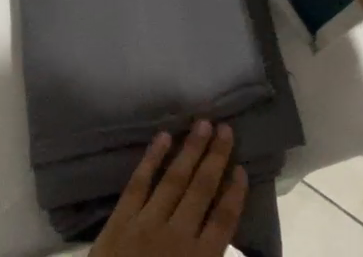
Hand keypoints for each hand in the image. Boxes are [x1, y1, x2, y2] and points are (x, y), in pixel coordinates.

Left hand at [90, 120, 247, 256]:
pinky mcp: (120, 220)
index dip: (235, 194)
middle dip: (215, 158)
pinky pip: (139, 183)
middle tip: (225, 128)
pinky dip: (152, 158)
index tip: (242, 169)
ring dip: (190, 150)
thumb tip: (224, 238)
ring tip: (202, 123)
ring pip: (174, 179)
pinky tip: (163, 137)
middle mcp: (177, 236)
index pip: (223, 219)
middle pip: (202, 189)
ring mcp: (147, 224)